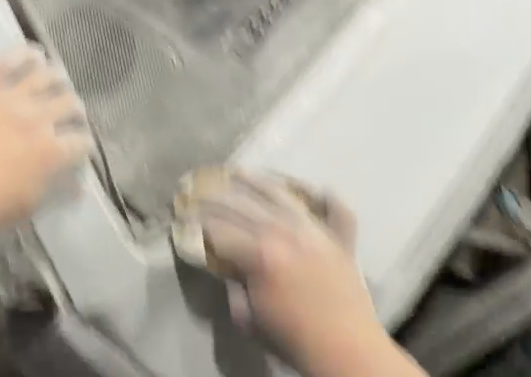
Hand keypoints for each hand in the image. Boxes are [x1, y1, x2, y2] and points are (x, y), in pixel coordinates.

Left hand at [0, 46, 92, 237]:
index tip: (83, 144)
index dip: (85, 143)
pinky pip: (5, 63)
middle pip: (67, 104)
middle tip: (73, 109)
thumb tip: (75, 187)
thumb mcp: (27, 206)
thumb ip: (53, 190)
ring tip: (59, 75)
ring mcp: (8, 97)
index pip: (79, 142)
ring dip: (56, 76)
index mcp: (50, 151)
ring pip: (42, 77)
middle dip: (75, 107)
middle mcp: (36, 118)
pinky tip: (31, 52)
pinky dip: (22, 54)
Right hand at [192, 172, 383, 371]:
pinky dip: (327, 198)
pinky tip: (318, 188)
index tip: (180, 215)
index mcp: (259, 253)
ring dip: (256, 180)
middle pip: (240, 203)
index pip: (216, 227)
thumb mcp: (249, 319)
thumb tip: (223, 266)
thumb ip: (232, 286)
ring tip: (237, 171)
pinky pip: (337, 211)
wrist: (350, 357)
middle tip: (195, 189)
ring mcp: (315, 232)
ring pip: (281, 194)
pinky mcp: (341, 242)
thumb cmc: (294, 341)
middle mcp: (284, 231)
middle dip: (212, 195)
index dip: (193, 221)